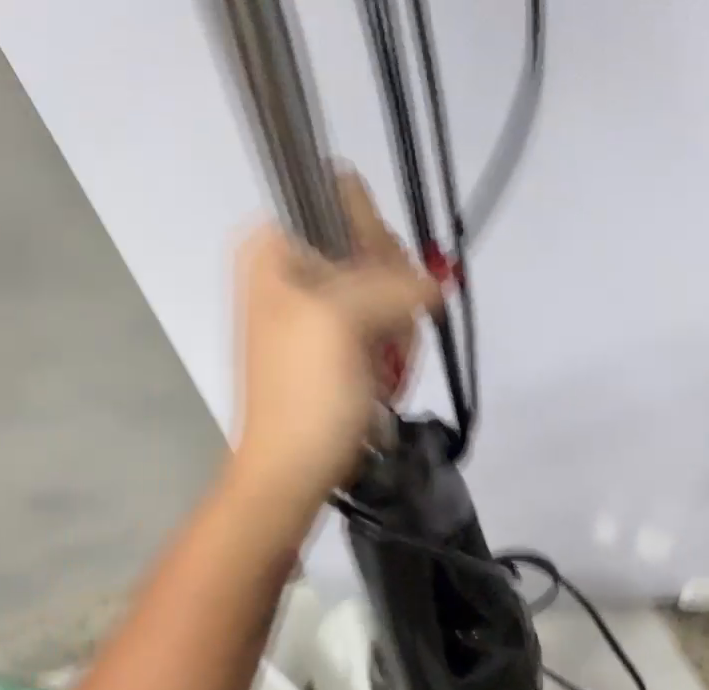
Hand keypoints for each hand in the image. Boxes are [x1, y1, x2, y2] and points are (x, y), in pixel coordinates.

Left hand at [231, 171, 440, 507]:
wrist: (291, 472)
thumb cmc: (305, 394)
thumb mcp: (342, 320)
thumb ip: (392, 280)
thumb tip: (435, 282)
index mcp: (273, 245)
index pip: (342, 198)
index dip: (372, 237)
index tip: (382, 280)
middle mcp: (291, 267)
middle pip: (371, 246)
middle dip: (395, 292)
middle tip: (386, 335)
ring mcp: (315, 308)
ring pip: (386, 289)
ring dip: (399, 329)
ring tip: (385, 367)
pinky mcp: (335, 344)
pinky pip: (384, 325)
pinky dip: (393, 350)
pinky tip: (386, 378)